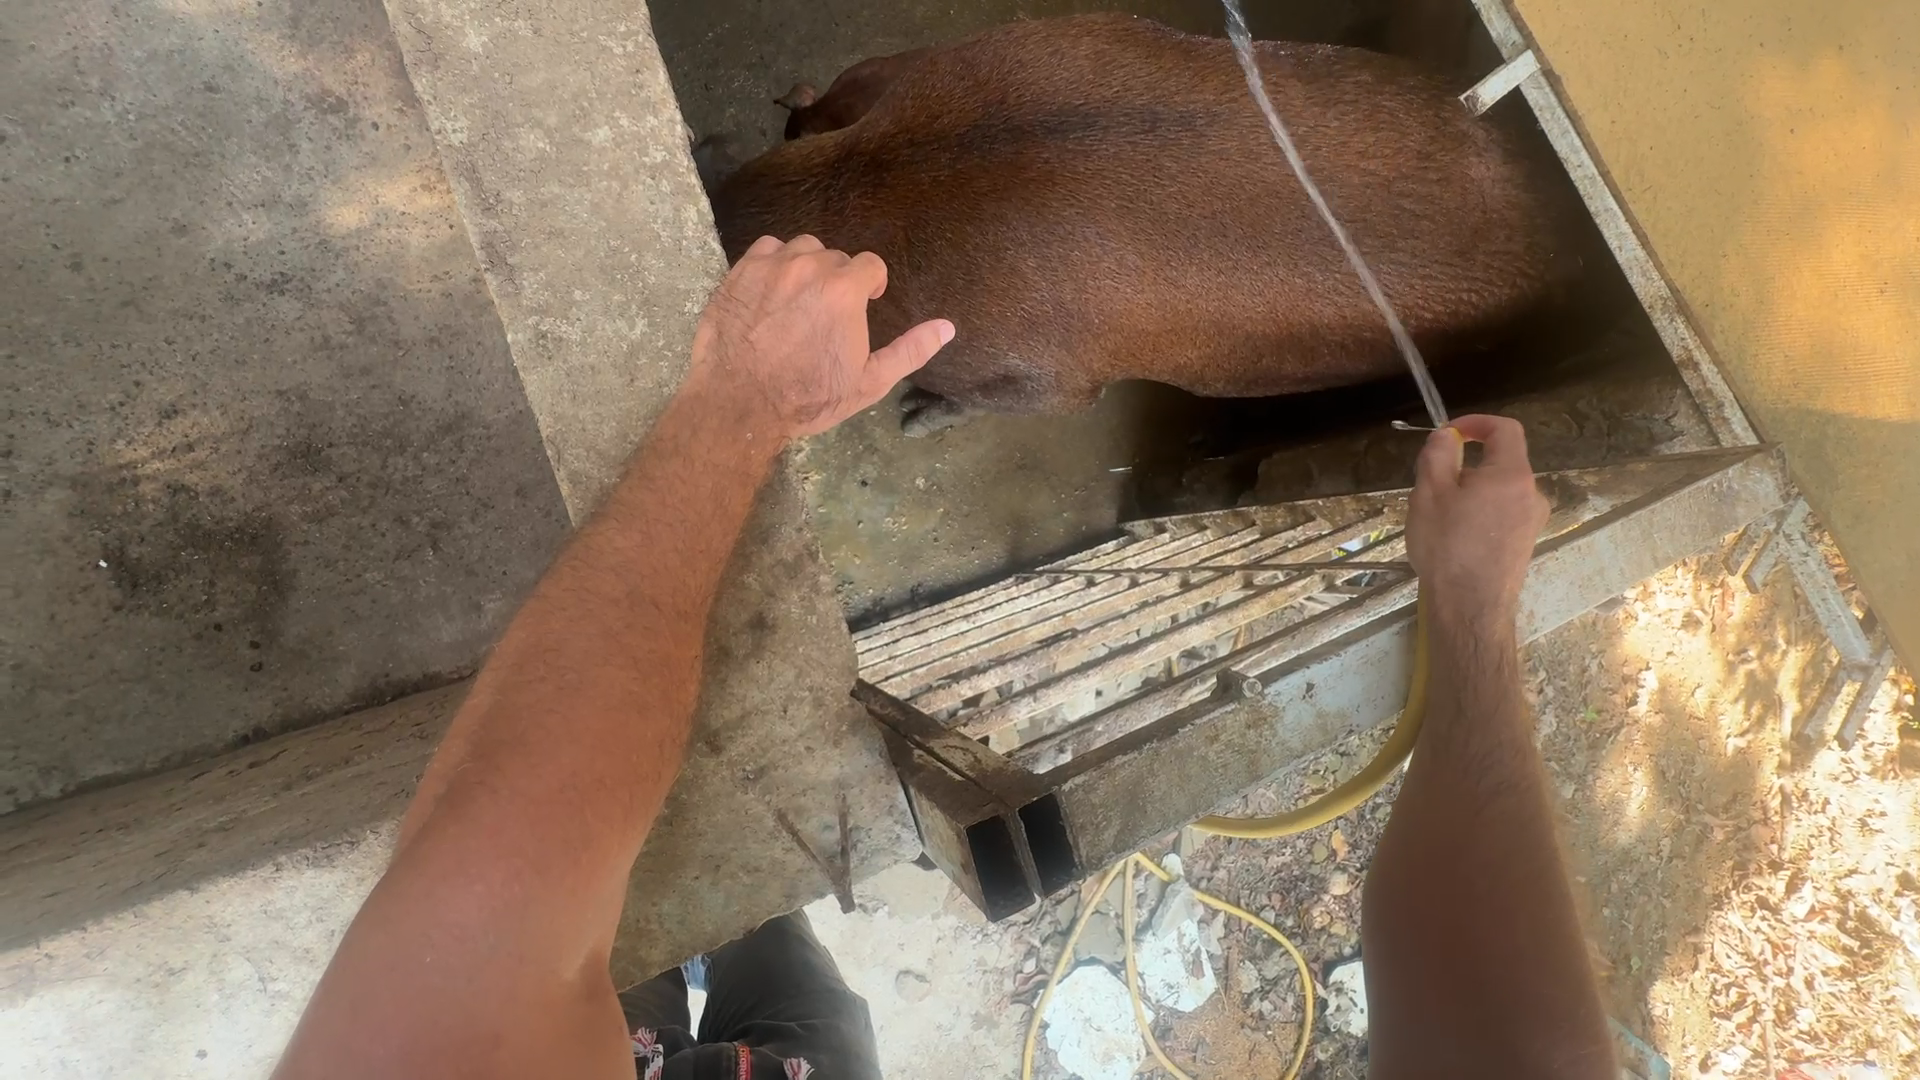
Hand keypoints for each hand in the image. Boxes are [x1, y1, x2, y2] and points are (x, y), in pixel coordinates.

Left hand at [688, 234, 954, 438]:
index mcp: (845, 291)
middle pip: (835, 257)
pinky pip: (766, 250)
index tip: (864, 306)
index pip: (870, 265)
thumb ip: (910, 351)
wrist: (741, 403)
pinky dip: (775, 265)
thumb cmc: (810, 398)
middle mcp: (809, 267)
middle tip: (829, 315)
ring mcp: (771, 266)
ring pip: (801, 249)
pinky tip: (773, 293)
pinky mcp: (739, 272)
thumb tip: (947, 327)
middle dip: (839, 281)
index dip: (871, 287)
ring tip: (801, 300)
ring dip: (808, 268)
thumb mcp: (869, 382)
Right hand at [1406, 415, 1549, 627]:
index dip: (1476, 423)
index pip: (1505, 430)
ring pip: (1497, 489)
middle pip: (1499, 462)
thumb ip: (1438, 456)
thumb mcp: (1429, 494)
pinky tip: (1454, 537)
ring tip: (1438, 518)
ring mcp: (1532, 518)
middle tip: (1429, 488)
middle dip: (1464, 466)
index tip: (1447, 433)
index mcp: (1510, 474)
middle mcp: (1531, 492)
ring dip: (1469, 492)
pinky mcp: (1525, 540)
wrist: (1470, 603)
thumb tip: (1446, 435)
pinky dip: (1478, 512)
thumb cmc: (1446, 544)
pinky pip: (1501, 512)